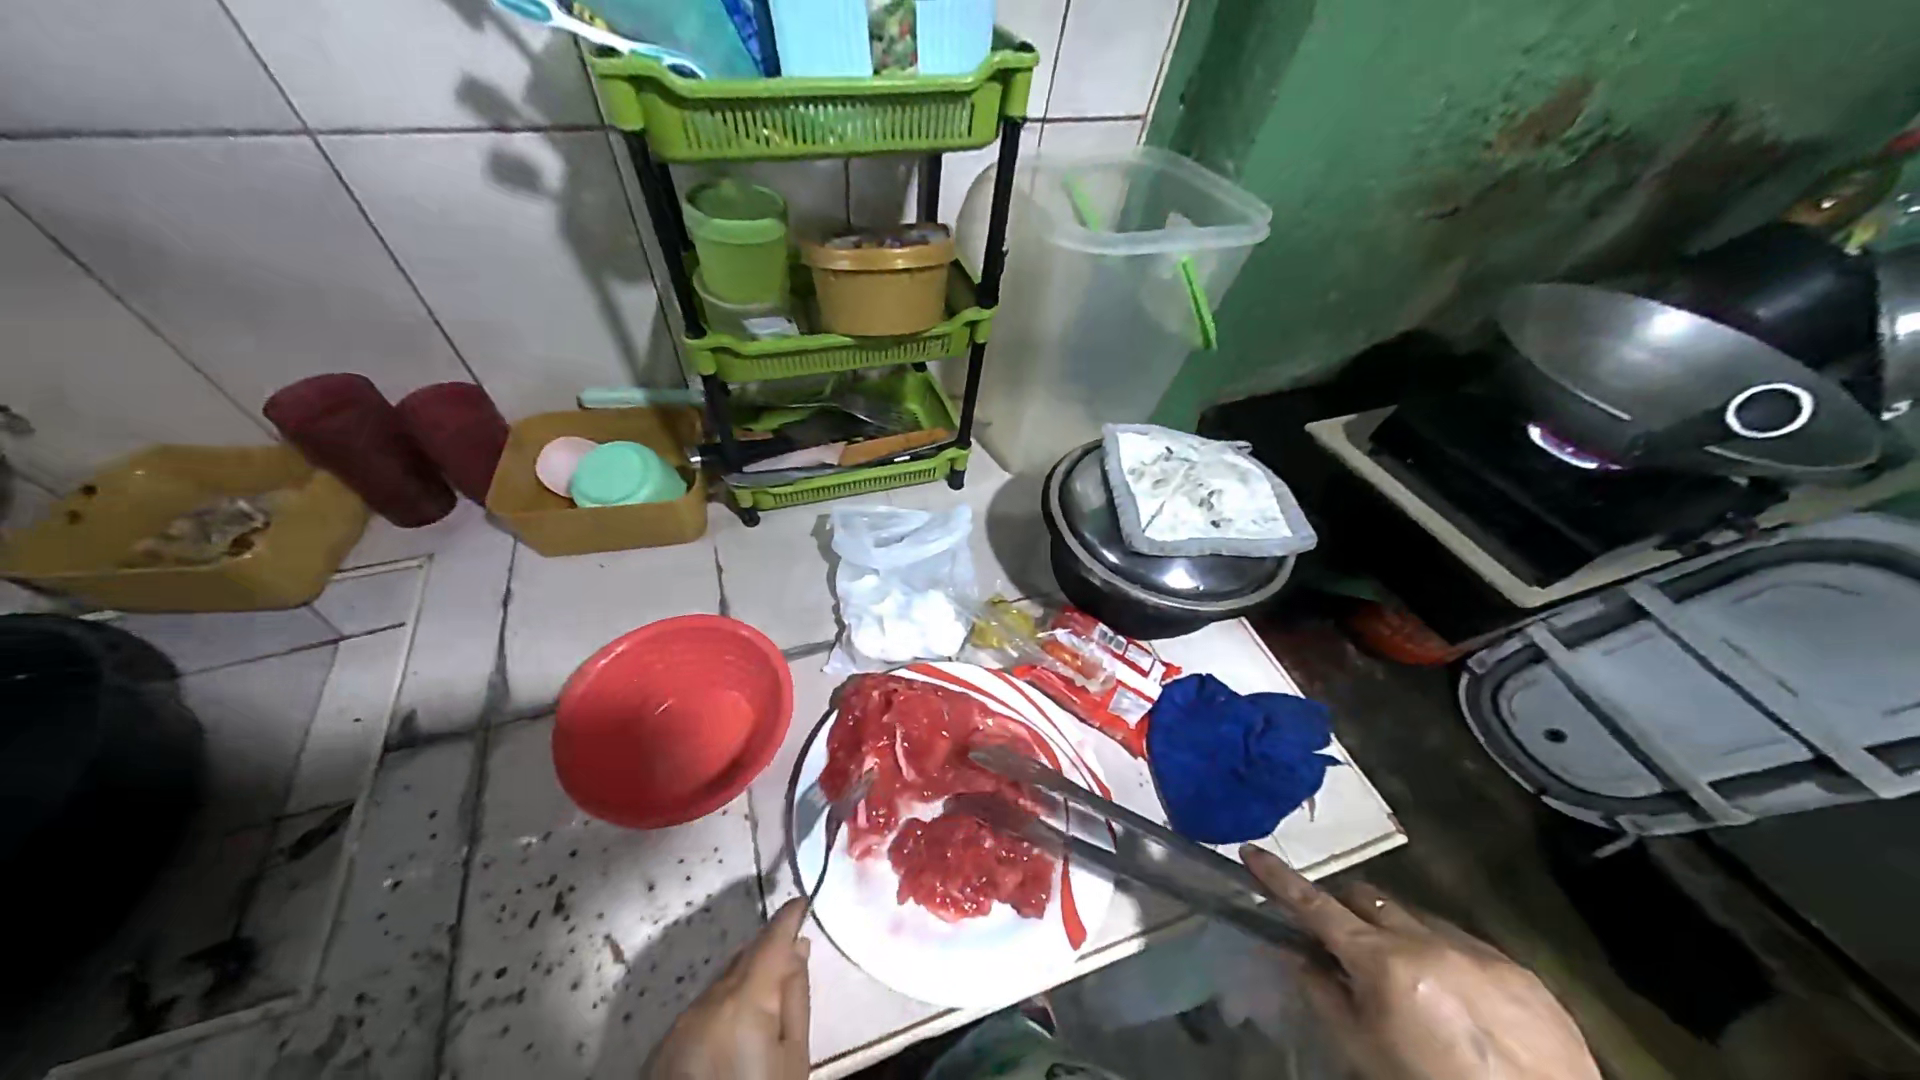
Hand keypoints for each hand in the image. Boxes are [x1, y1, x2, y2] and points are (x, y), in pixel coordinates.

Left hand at [645, 898, 811, 1079]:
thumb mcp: (795, 1058)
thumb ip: (796, 997)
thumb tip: (797, 949)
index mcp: (743, 1000)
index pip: (770, 941)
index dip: (787, 918)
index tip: (801, 901)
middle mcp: (705, 1001)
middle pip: (743, 959)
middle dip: (767, 951)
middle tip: (792, 954)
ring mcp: (679, 1025)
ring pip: (720, 983)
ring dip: (744, 978)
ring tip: (766, 1000)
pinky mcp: (662, 1048)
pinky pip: (701, 1009)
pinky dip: (722, 1005)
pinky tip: (735, 1030)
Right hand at [1241, 846, 1601, 1079]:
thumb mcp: (1365, 1054)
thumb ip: (1325, 996)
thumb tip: (1301, 956)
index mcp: (1383, 963)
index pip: (1315, 906)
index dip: (1279, 878)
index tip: (1251, 851)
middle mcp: (1427, 940)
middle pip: (1365, 897)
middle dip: (1343, 908)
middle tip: (1338, 940)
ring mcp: (1477, 950)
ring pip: (1414, 916)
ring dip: (1394, 931)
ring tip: (1405, 978)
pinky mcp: (1519, 969)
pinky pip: (1463, 942)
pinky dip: (1442, 955)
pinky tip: (1456, 999)